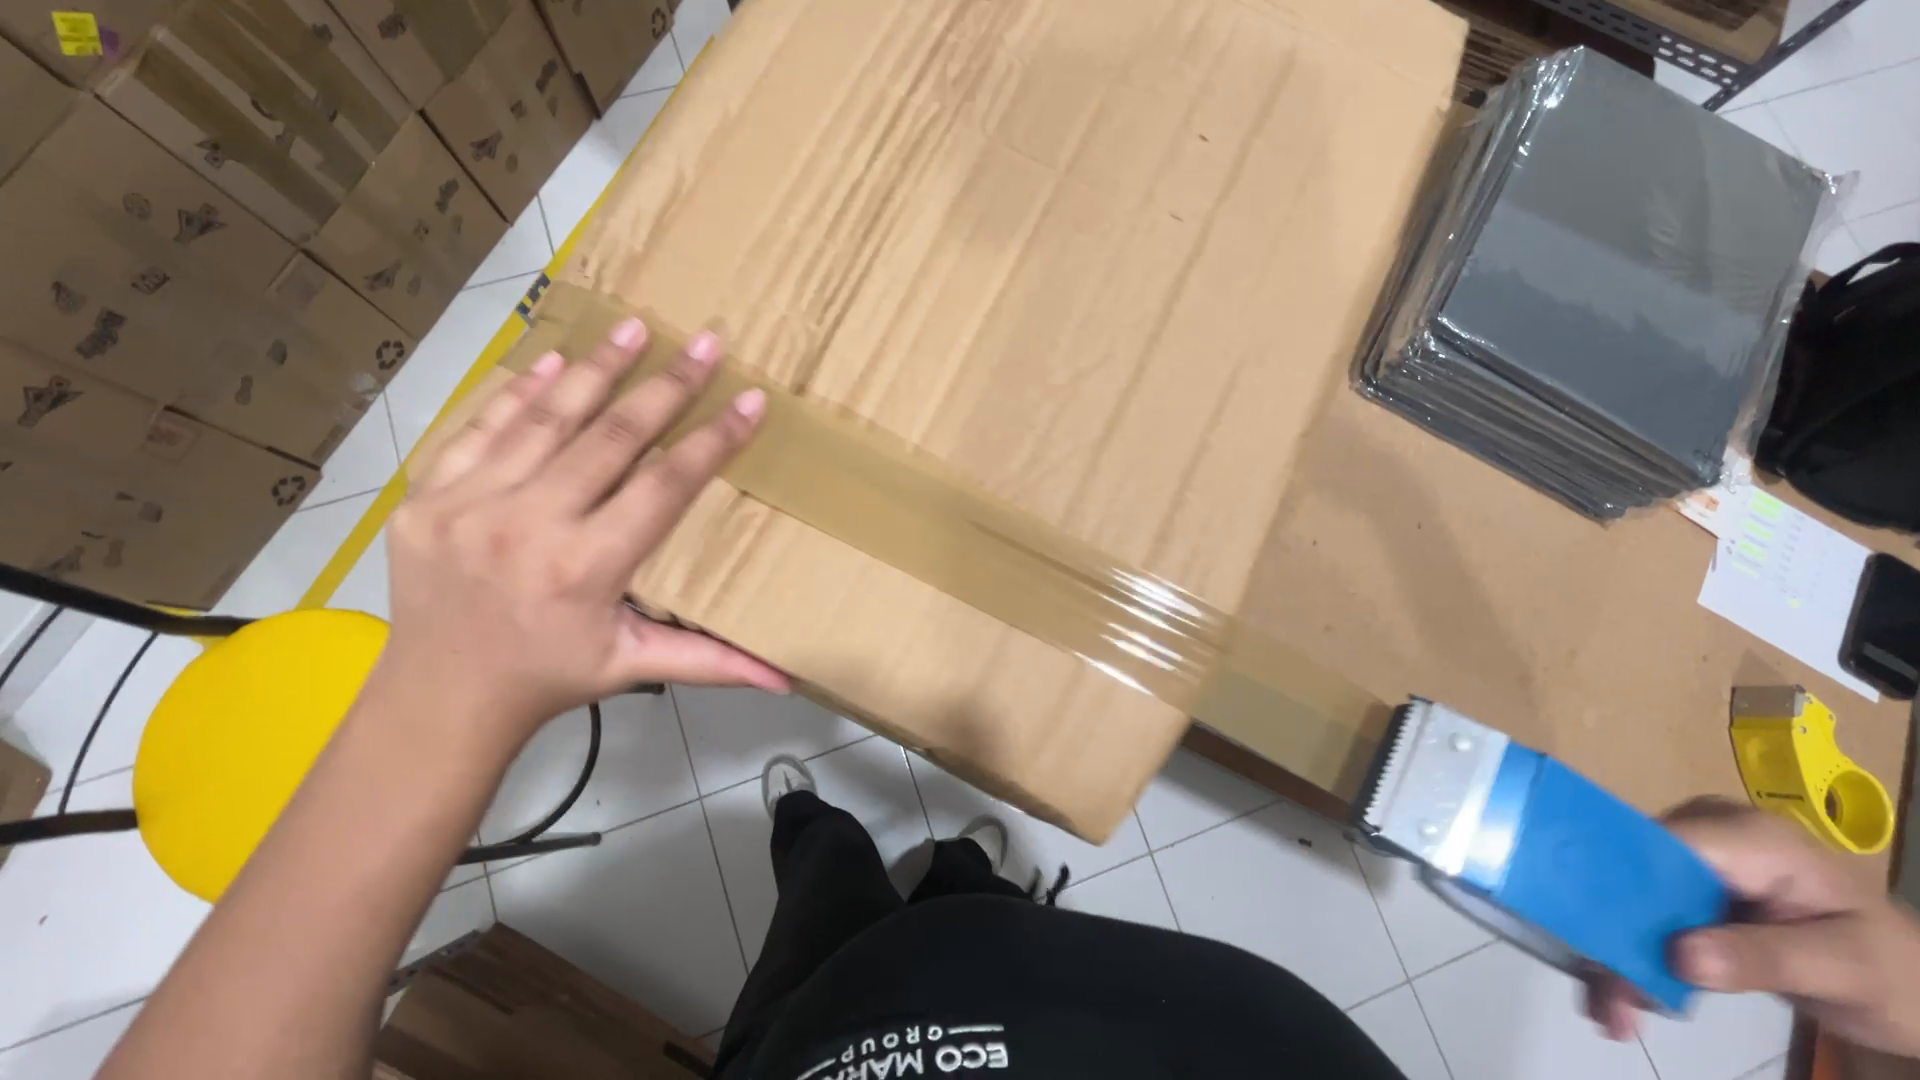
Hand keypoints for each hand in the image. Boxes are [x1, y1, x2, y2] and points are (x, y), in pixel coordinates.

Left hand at [378, 317, 789, 748]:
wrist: (441, 696)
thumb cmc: (550, 677)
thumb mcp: (632, 667)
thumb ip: (711, 661)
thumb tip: (788, 681)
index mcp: (585, 568)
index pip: (664, 486)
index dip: (713, 440)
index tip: (751, 400)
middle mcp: (526, 526)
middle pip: (611, 437)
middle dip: (668, 385)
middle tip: (706, 341)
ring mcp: (468, 505)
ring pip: (545, 419)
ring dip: (597, 368)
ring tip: (635, 325)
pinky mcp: (428, 497)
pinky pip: (480, 429)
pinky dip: (519, 391)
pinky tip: (554, 358)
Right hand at [1587, 798, 1919, 1057]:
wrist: (1908, 979)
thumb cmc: (1889, 969)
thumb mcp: (1847, 969)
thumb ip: (1767, 958)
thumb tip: (1680, 956)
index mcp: (1747, 835)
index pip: (1656, 845)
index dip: (1620, 888)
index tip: (1599, 946)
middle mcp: (1704, 832)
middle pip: (1631, 873)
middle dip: (1611, 935)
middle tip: (1609, 1002)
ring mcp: (1689, 858)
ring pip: (1626, 898)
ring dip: (1615, 956)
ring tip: (1613, 1014)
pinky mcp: (1681, 887)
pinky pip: (1641, 915)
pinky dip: (1630, 958)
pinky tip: (1627, 999)